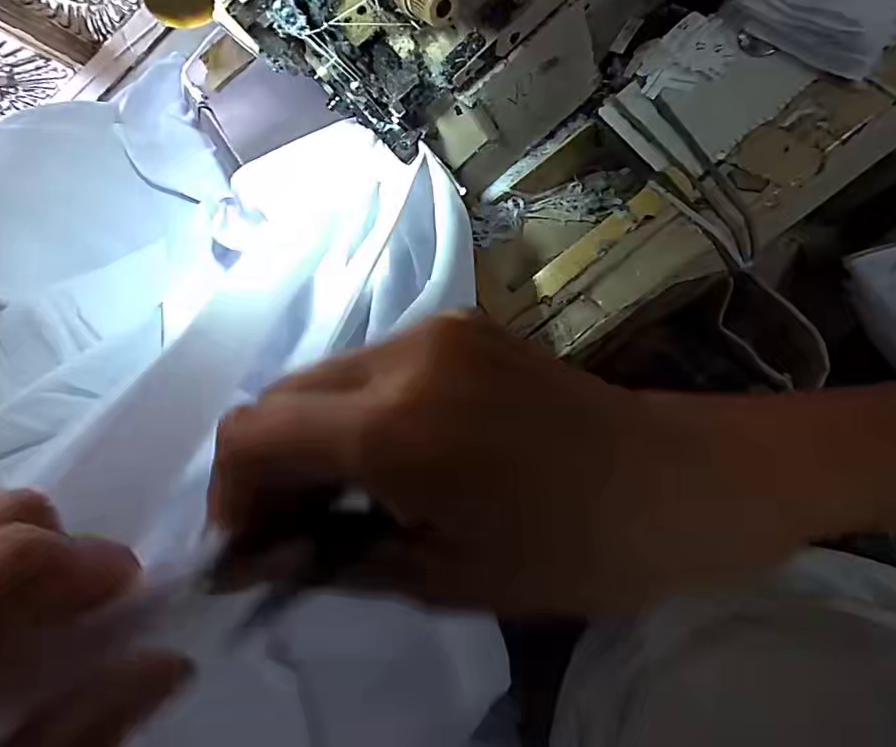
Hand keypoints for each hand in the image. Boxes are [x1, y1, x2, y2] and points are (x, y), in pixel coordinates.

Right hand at [209, 313, 825, 614]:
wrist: (666, 477)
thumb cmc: (564, 550)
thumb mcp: (438, 575)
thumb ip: (328, 557)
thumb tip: (251, 554)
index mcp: (395, 426)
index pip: (255, 431)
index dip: (229, 486)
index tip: (241, 537)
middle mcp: (402, 354)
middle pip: (281, 393)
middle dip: (265, 461)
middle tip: (284, 523)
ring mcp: (431, 327)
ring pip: (325, 374)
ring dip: (309, 431)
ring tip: (336, 490)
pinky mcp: (454, 320)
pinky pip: (371, 362)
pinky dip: (352, 407)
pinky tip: (383, 449)